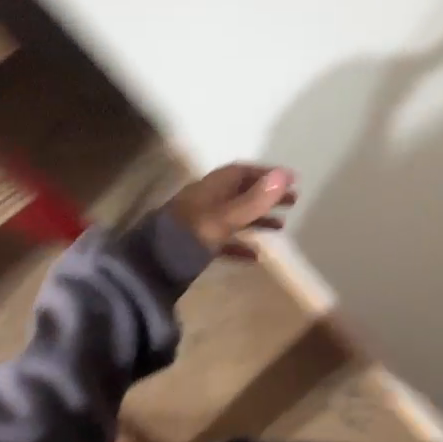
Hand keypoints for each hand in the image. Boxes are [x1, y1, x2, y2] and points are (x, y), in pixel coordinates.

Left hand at [168, 163, 297, 260]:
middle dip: (266, 196)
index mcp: (210, 188)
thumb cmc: (188, 238)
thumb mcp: (224, 219)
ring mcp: (198, 224)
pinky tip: (255, 257)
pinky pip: (223, 241)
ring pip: (233, 216)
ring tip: (281, 227)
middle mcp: (205, 201)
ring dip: (257, 220)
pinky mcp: (193, 247)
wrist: (148, 269)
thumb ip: (254, 200)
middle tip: (293, 202)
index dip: (267, 174)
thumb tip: (285, 174)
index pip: (242, 172)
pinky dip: (240, 245)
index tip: (292, 180)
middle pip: (240, 193)